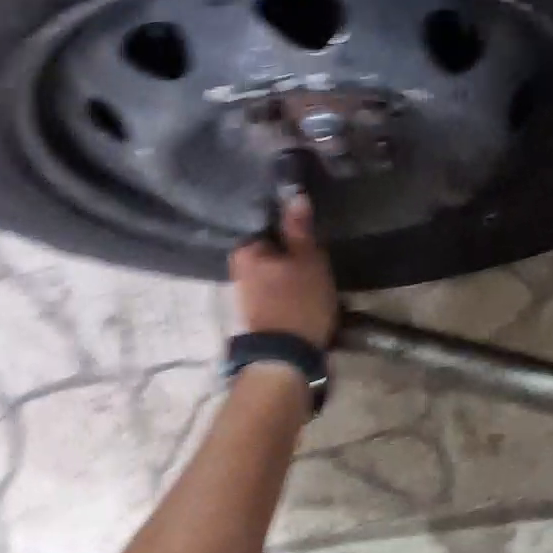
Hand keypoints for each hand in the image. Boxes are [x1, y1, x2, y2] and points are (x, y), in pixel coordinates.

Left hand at [230, 195, 339, 347]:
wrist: (288, 358)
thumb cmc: (299, 303)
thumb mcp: (307, 261)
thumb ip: (299, 229)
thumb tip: (295, 194)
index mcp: (244, 251)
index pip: (266, 225)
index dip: (289, 228)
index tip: (310, 234)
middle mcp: (237, 270)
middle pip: (269, 251)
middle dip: (288, 252)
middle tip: (315, 255)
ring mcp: (245, 295)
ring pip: (273, 272)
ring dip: (289, 273)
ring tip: (313, 275)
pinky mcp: (257, 315)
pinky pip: (275, 291)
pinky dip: (287, 290)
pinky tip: (303, 294)